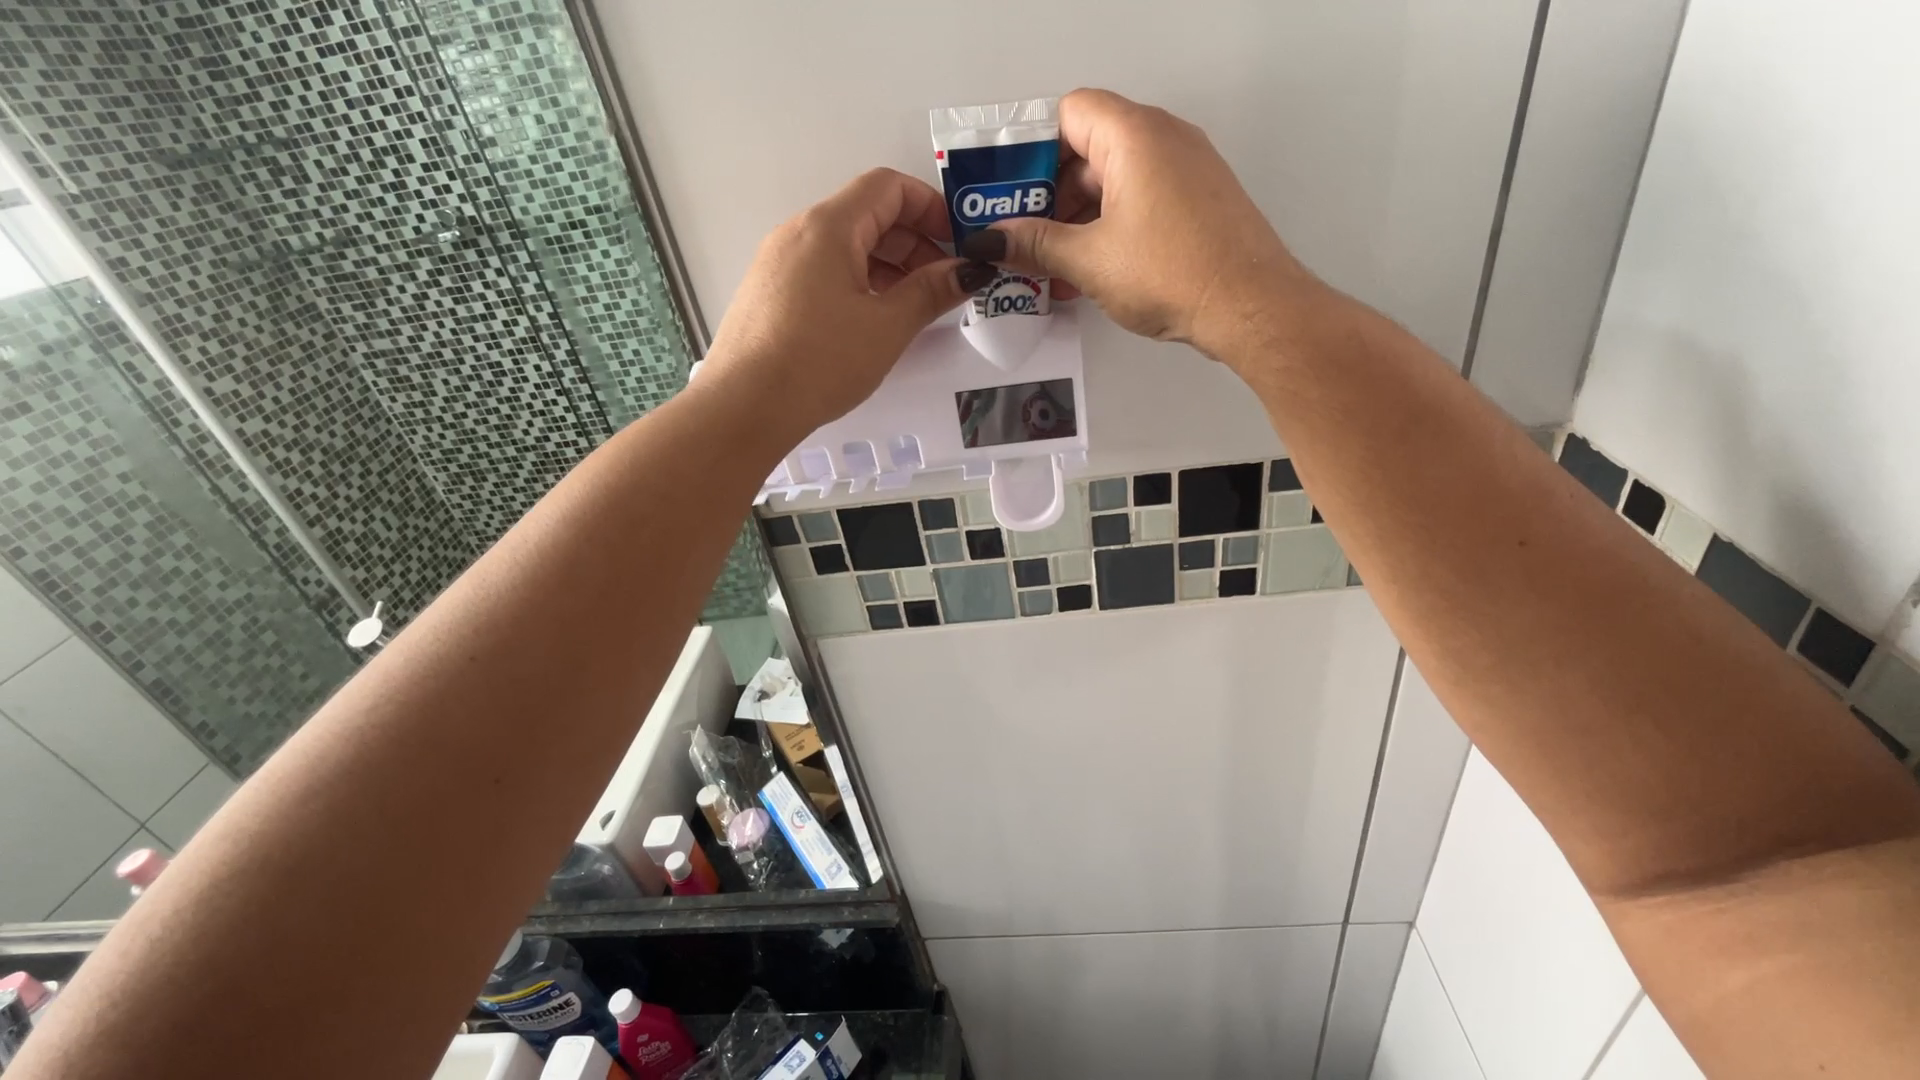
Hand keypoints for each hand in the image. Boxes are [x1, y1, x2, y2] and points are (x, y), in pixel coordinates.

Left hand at [700, 168, 996, 433]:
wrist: (744, 407)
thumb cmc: (820, 361)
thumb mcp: (887, 327)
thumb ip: (931, 291)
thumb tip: (968, 270)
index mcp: (829, 227)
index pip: (888, 187)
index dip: (931, 207)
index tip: (958, 244)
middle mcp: (799, 233)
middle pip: (867, 214)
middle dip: (914, 242)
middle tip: (944, 283)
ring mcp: (779, 262)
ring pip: (845, 246)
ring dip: (888, 266)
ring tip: (914, 307)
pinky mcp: (771, 293)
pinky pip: (823, 271)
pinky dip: (858, 283)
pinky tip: (873, 322)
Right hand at [960, 89, 1314, 361]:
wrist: (1251, 307)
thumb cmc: (1172, 273)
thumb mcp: (1089, 261)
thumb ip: (1036, 245)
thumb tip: (990, 241)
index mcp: (1134, 135)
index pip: (1069, 114)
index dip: (1033, 150)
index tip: (1010, 195)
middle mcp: (1163, 139)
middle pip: (1087, 149)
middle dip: (1050, 196)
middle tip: (1023, 239)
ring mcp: (1185, 169)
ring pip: (1113, 180)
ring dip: (1077, 220)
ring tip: (1052, 268)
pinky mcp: (1197, 201)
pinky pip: (1139, 200)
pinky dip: (1109, 227)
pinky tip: (1089, 272)